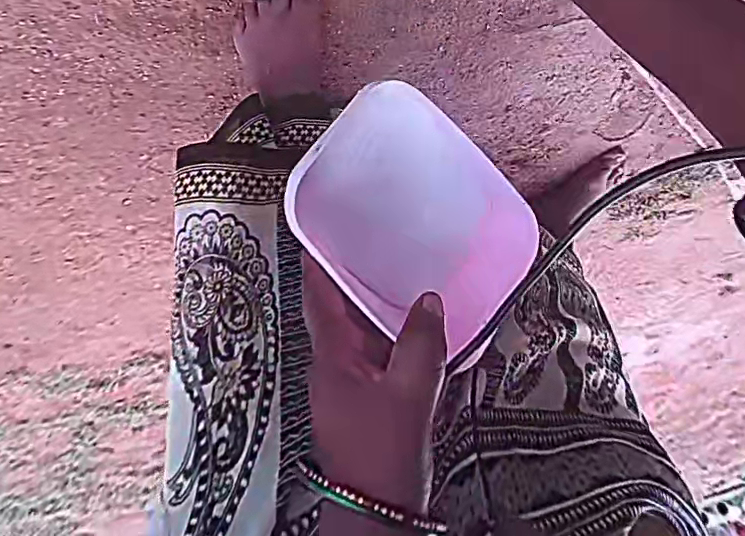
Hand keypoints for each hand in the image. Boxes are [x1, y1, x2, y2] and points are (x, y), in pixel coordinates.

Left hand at [301, 251, 447, 514]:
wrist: (379, 514)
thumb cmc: (381, 457)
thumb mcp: (409, 394)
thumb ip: (421, 344)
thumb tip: (429, 303)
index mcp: (332, 357)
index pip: (318, 299)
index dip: (316, 266)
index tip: (315, 237)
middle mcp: (333, 367)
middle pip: (339, 313)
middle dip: (353, 284)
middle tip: (369, 251)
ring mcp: (346, 386)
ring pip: (359, 337)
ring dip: (375, 314)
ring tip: (397, 285)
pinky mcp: (362, 403)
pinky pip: (373, 359)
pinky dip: (389, 342)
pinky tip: (413, 337)